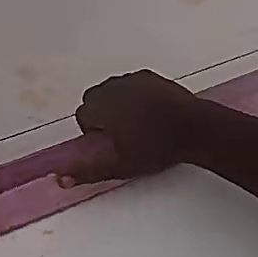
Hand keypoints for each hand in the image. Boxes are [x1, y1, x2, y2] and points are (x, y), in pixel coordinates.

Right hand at [59, 71, 207, 187]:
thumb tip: (63, 179)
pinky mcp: (150, 77)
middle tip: (118, 133)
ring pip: (112, 88)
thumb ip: (88, 171)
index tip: (106, 141)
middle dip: (100, 113)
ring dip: (115, 102)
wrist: (195, 128)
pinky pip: (132, 83)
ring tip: (134, 123)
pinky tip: (147, 111)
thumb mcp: (120, 166)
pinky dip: (134, 93)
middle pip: (93, 98)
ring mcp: (134, 80)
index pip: (82, 114)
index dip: (93, 131)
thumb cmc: (160, 145)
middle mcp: (116, 88)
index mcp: (104, 107)